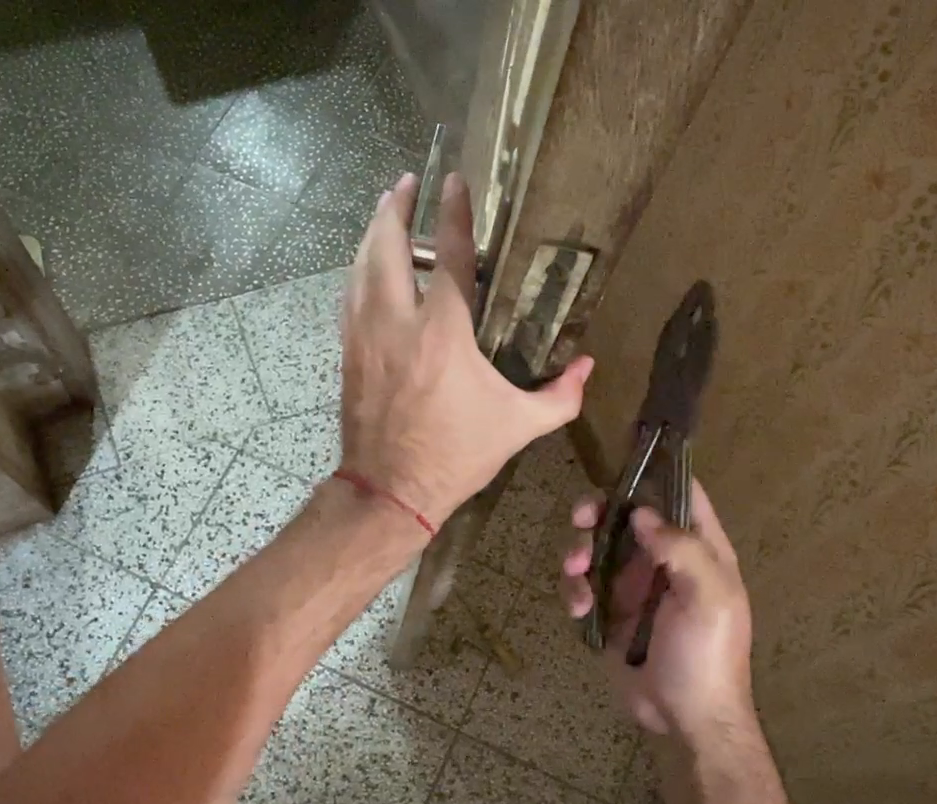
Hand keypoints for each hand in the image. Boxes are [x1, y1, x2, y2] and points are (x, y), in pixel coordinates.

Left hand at [339, 172, 592, 523]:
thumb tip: (588, 367)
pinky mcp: (348, 354)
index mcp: (443, 333)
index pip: (449, 256)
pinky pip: (350, 298)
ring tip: (385, 209)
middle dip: (396, 207)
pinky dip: (359, 272)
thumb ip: (559, 397)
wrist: (389, 490)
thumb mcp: (517, 428)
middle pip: (388, 246)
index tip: (457, 181)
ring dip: (373, 233)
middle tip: (407, 182)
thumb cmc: (454, 457)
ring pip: (360, 267)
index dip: (455, 214)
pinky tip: (368, 266)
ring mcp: (365, 336)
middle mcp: (397, 322)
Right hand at [558, 481, 756, 745]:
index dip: (654, 473)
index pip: (681, 494)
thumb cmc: (707, 657)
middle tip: (580, 518)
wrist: (684, 719)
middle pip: (623, 514)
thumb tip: (642, 513)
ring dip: (578, 551)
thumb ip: (682, 549)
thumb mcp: (708, 599)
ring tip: (575, 573)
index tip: (621, 464)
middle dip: (597, 512)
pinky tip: (579, 611)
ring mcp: (632, 586)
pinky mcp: (607, 612)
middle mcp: (663, 559)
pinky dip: (573, 591)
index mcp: (700, 550)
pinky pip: (581, 586)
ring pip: (595, 546)